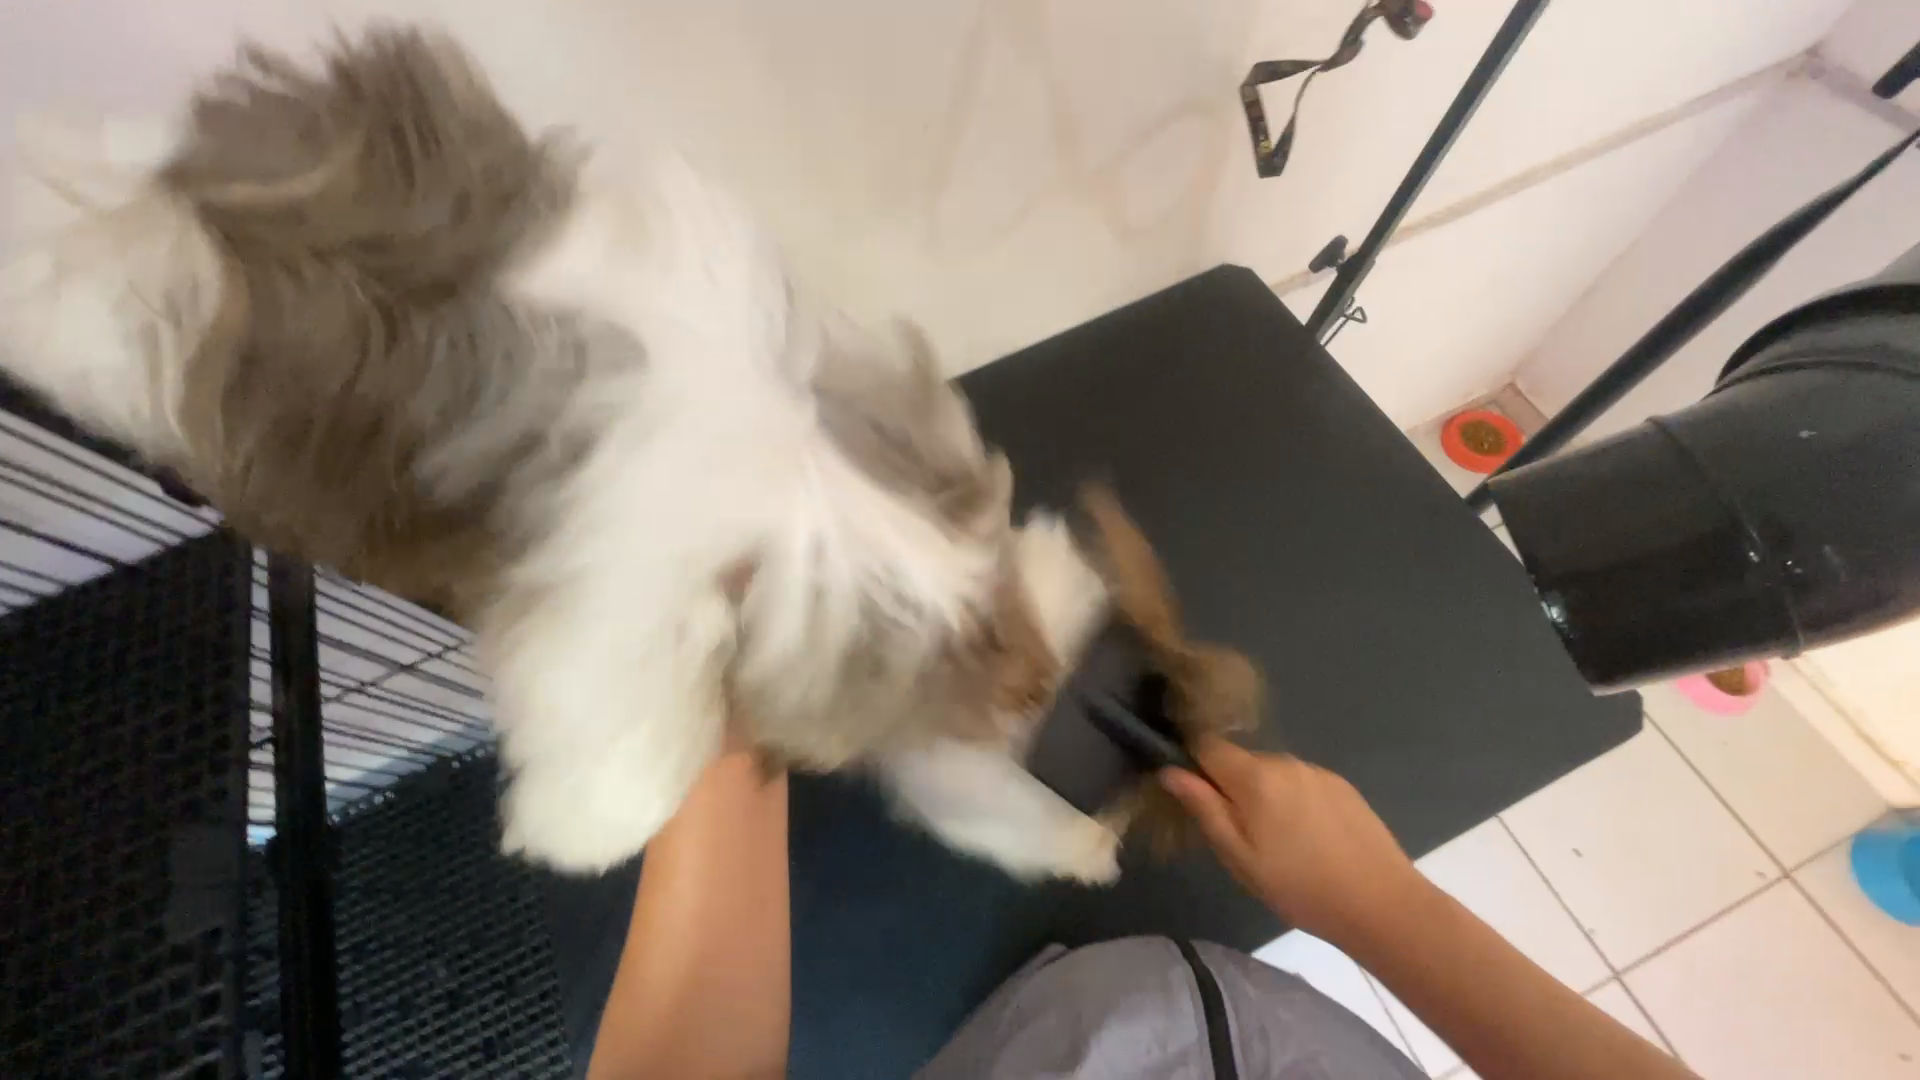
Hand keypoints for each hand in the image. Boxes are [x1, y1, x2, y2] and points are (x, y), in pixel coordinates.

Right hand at [1160, 737, 1425, 943]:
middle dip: (1231, 787)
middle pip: (1240, 761)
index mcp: (1254, 776)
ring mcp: (1317, 771)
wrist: (1384, 905)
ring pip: (1271, 773)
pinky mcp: (1342, 786)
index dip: (1194, 765)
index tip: (1198, 799)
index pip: (1206, 745)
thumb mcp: (1238, 856)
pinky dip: (1294, 802)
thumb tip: (1169, 770)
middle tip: (1241, 836)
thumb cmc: (1300, 887)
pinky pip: (1300, 783)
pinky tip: (1310, 840)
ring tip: (1280, 843)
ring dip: (1264, 796)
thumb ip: (1203, 808)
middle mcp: (1284, 761)